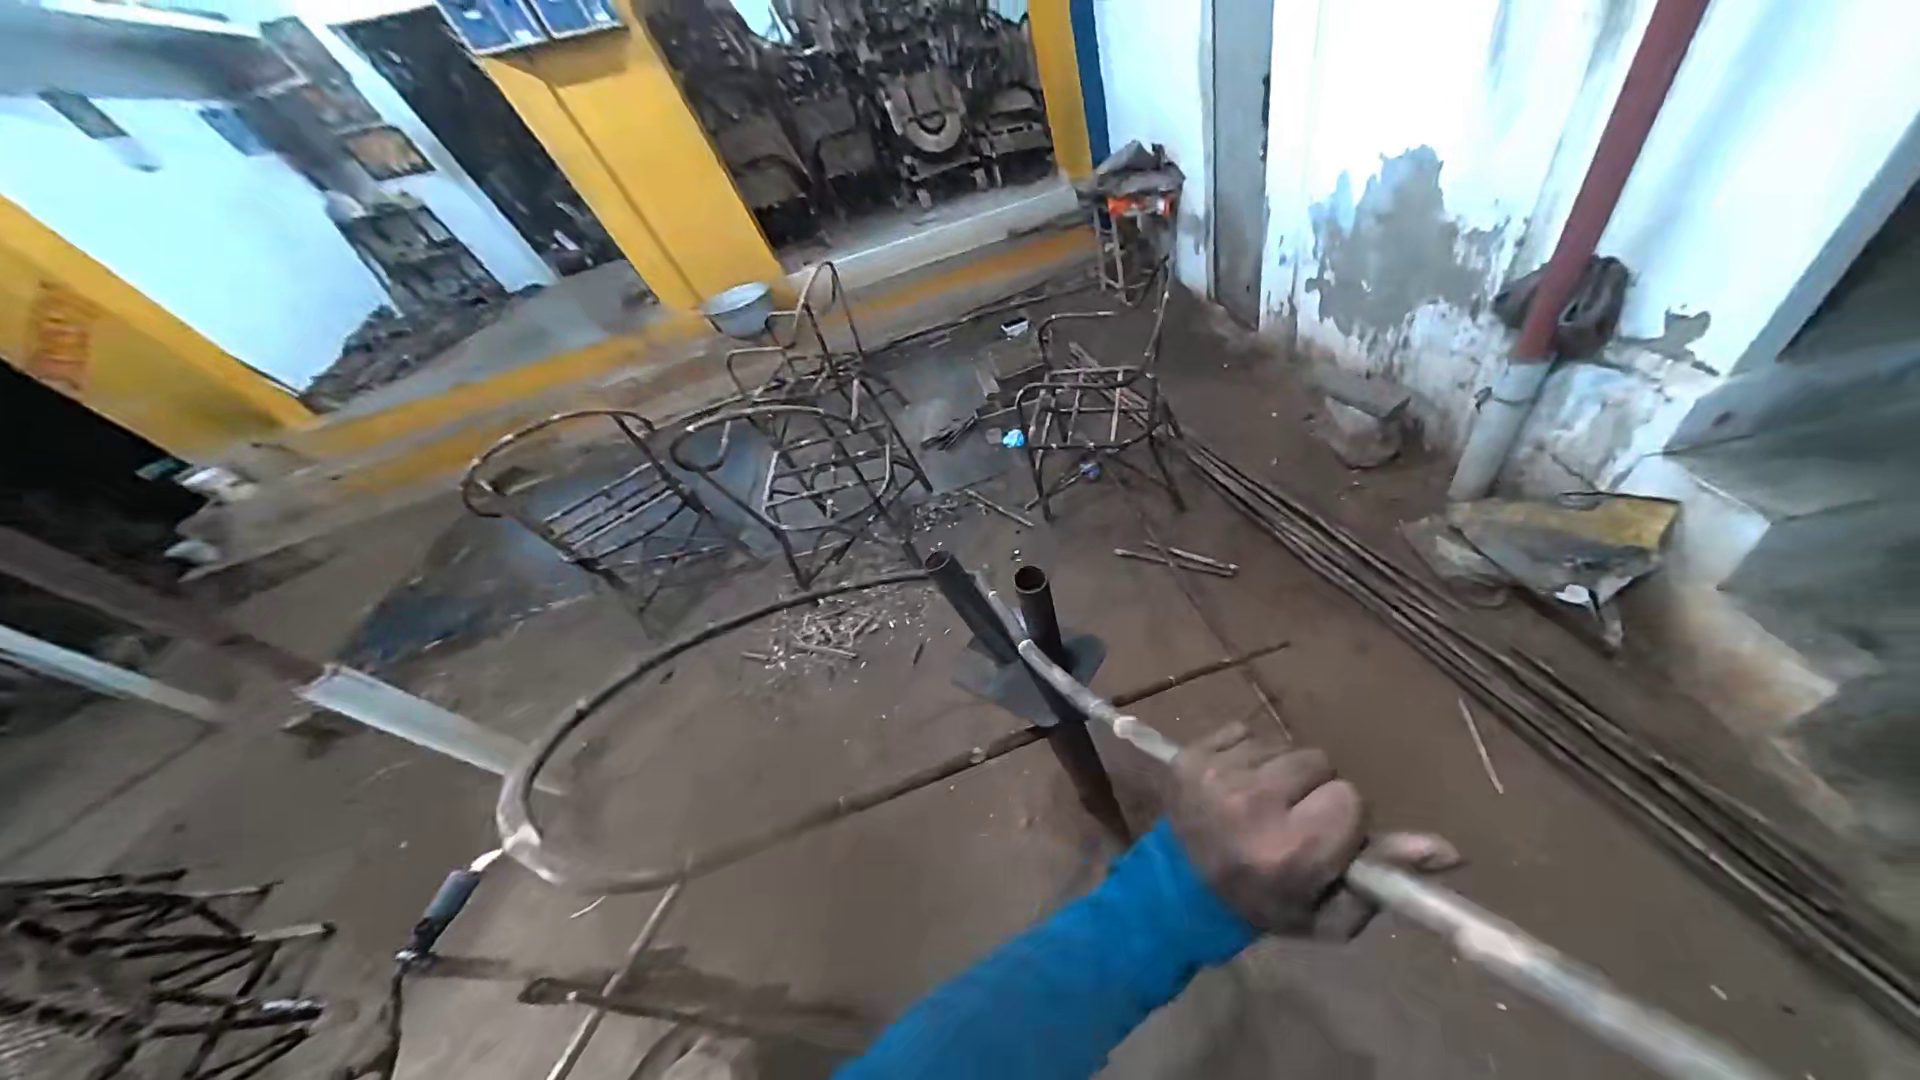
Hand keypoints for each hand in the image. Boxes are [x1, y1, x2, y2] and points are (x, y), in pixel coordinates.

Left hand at [1169, 722, 1458, 936]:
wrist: (1180, 887)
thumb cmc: (1263, 904)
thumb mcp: (1330, 911)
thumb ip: (1386, 878)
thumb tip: (1447, 849)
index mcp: (1292, 848)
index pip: (1350, 797)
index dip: (1342, 815)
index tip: (1324, 832)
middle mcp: (1252, 803)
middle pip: (1316, 762)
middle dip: (1313, 787)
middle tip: (1291, 814)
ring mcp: (1215, 774)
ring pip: (1279, 745)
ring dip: (1277, 769)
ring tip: (1258, 800)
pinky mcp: (1188, 754)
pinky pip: (1240, 731)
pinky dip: (1244, 753)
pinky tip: (1233, 782)